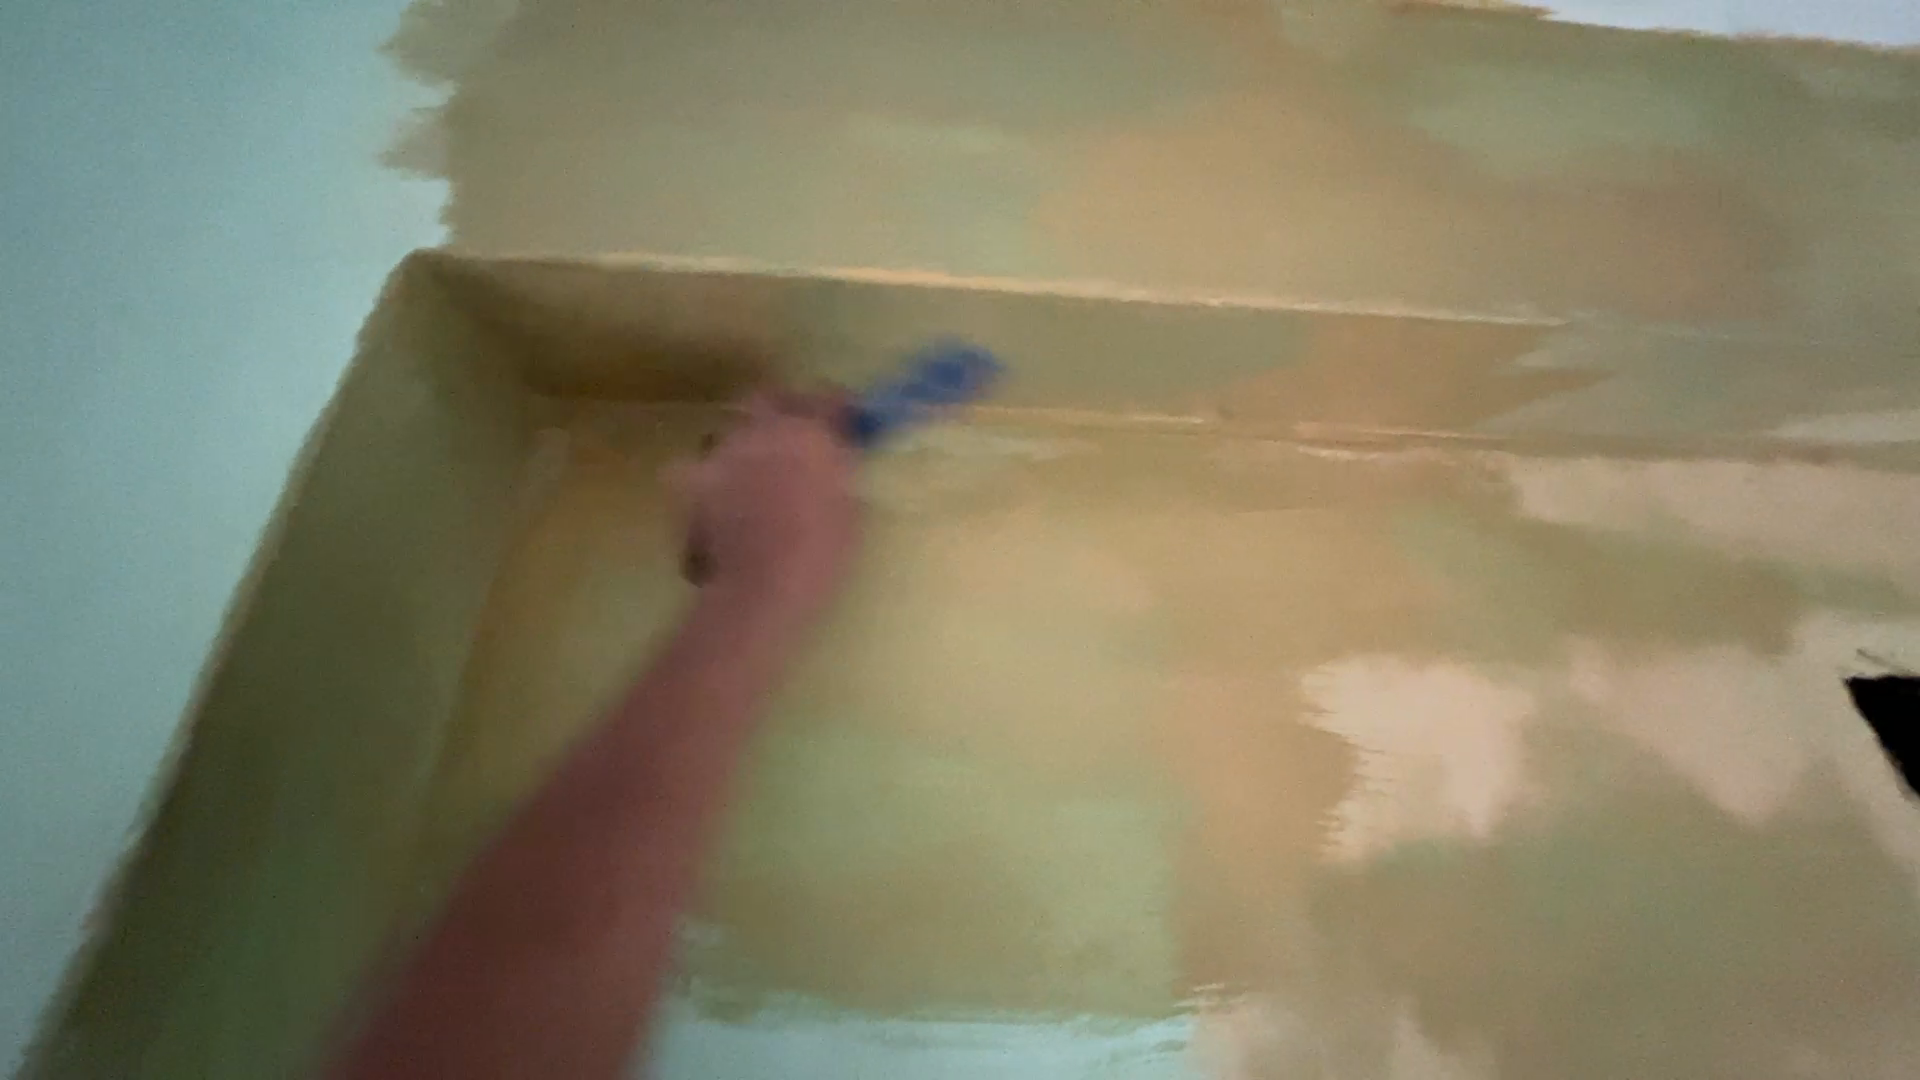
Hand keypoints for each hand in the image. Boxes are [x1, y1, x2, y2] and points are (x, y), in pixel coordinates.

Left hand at [673, 389, 861, 619]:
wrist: (762, 588)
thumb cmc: (820, 553)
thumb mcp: (848, 508)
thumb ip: (837, 472)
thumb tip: (831, 460)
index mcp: (810, 432)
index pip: (827, 397)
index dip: (834, 407)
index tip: (841, 418)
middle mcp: (762, 430)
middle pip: (766, 398)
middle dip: (778, 409)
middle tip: (787, 434)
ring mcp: (722, 453)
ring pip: (729, 432)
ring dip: (741, 444)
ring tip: (749, 470)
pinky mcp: (690, 482)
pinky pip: (698, 471)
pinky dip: (708, 482)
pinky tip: (717, 502)